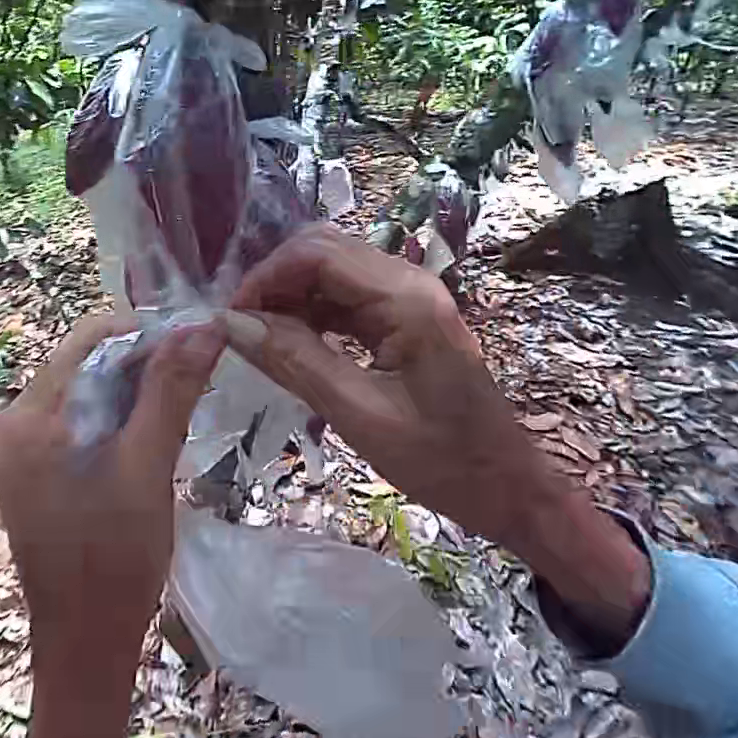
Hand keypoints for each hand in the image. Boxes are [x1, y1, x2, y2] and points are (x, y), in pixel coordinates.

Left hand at [0, 314, 225, 737]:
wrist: (88, 643)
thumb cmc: (117, 557)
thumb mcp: (149, 463)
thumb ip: (173, 389)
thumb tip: (205, 326)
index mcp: (28, 421)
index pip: (89, 341)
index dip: (148, 333)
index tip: (199, 344)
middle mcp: (14, 427)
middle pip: (89, 363)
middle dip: (147, 362)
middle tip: (199, 378)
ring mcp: (23, 451)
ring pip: (92, 390)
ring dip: (140, 389)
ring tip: (184, 406)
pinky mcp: (39, 470)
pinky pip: (86, 419)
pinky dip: (125, 415)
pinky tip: (156, 431)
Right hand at [226, 226, 649, 650]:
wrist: (508, 486)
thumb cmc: (442, 461)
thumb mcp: (361, 415)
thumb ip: (296, 361)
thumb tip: (233, 324)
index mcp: (405, 298)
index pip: (318, 254)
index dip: (265, 277)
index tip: (230, 320)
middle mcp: (410, 282)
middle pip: (325, 252)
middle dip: (275, 282)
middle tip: (240, 329)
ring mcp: (412, 297)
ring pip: (335, 272)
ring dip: (293, 297)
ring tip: (258, 339)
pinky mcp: (408, 317)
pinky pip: (350, 299)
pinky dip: (316, 314)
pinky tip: (292, 343)